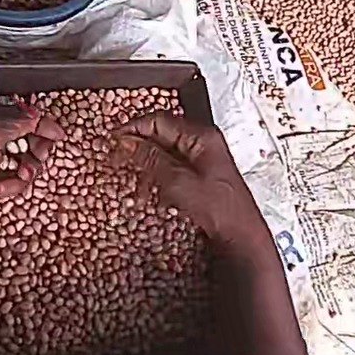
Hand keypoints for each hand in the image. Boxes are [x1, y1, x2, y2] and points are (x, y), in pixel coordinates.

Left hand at [0, 104, 66, 231]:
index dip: (39, 123)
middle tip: (38, 154)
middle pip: (28, 139)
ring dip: (26, 169)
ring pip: (27, 161)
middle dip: (36, 148)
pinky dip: (13, 185)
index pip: (20, 116)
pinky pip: (19, 181)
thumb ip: (15, 122)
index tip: (56, 134)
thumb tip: (35, 116)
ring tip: (19, 174)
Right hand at [110, 113, 271, 257]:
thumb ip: (151, 159)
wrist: (240, 234)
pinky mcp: (202, 177)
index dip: (134, 128)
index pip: (159, 120)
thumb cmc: (219, 208)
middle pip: (162, 137)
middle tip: (118, 161)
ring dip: (147, 169)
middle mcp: (203, 144)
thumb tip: (128, 142)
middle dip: (138, 150)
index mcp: (201, 137)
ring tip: (136, 188)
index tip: (114, 140)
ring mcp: (203, 160)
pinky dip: (159, 180)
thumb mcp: (178, 182)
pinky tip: (152, 196)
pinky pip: (173, 171)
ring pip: (165, 155)